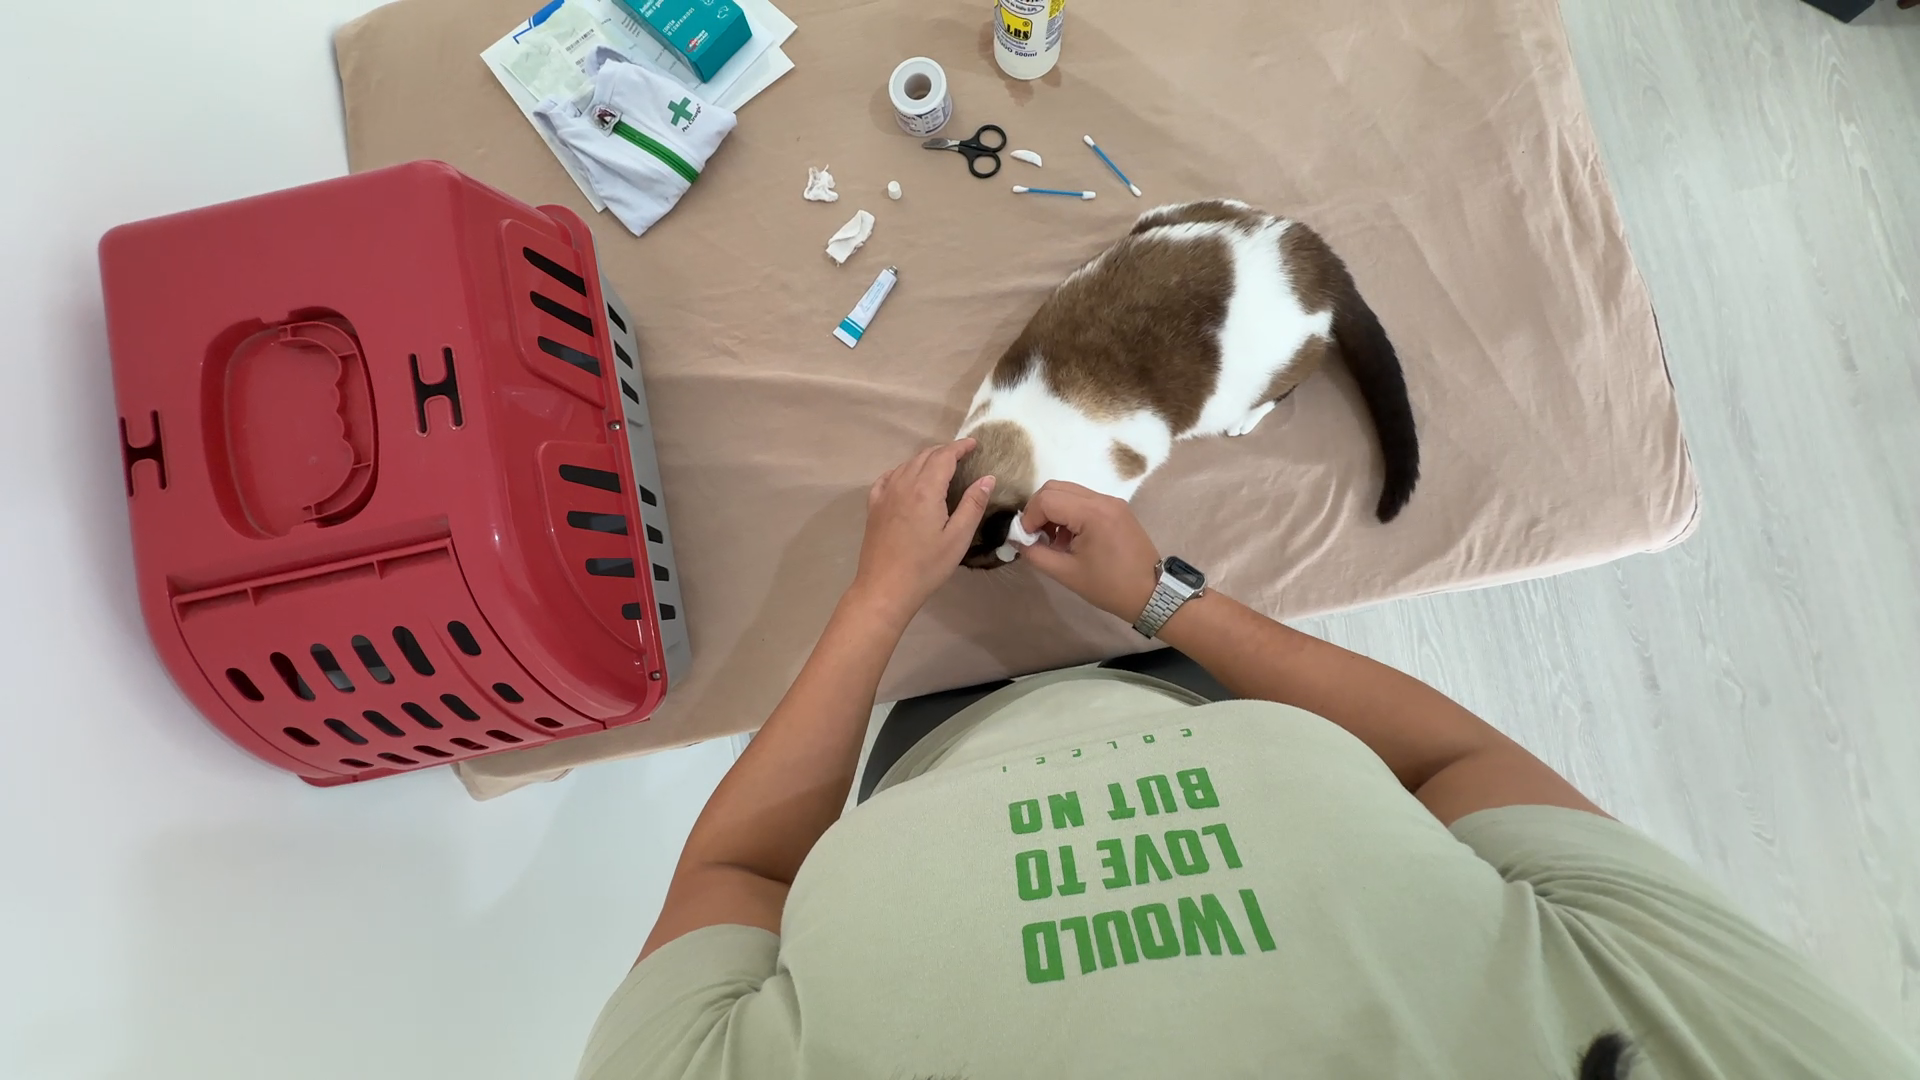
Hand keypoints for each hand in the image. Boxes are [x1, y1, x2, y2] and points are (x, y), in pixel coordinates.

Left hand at [850, 439, 993, 625]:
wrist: (885, 588)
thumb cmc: (926, 566)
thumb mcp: (958, 538)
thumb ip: (973, 504)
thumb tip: (987, 478)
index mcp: (926, 490)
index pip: (944, 456)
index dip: (960, 447)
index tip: (973, 444)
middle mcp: (903, 484)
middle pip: (924, 456)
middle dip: (944, 451)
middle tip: (961, 455)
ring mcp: (884, 495)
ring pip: (906, 465)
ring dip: (924, 459)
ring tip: (940, 465)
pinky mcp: (873, 507)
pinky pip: (888, 478)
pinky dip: (902, 471)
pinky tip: (906, 477)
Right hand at [1016, 481, 1162, 621]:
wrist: (1151, 594)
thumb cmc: (1109, 586)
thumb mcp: (1066, 573)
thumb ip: (1036, 554)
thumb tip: (1019, 540)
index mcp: (1092, 513)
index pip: (1046, 499)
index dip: (1029, 517)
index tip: (1027, 540)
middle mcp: (1103, 499)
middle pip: (1055, 488)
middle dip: (1038, 510)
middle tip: (1035, 536)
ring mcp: (1112, 502)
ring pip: (1069, 491)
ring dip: (1053, 510)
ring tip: (1052, 539)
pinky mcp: (1116, 508)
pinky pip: (1083, 500)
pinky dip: (1068, 512)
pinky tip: (1069, 537)